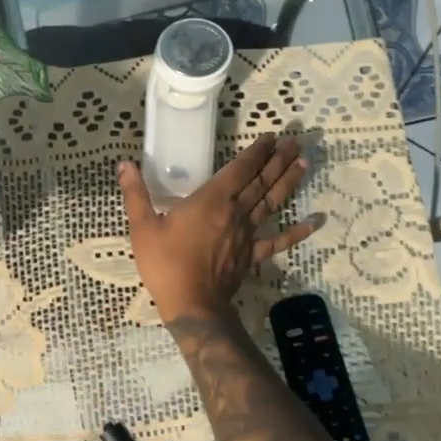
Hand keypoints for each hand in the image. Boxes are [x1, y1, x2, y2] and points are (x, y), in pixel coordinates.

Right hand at [118, 135, 322, 322]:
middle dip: (278, 159)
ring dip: (289, 182)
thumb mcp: (142, 228)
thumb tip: (125, 165)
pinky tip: (315, 222)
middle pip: (262, 180)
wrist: (191, 303)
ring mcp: (248, 233)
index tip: (270, 136)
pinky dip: (297, 232)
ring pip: (273, 202)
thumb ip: (136, 195)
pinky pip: (278, 241)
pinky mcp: (252, 255)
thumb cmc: (165, 265)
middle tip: (295, 140)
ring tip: (304, 163)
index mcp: (212, 199)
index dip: (256, 151)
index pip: (240, 168)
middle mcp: (236, 211)